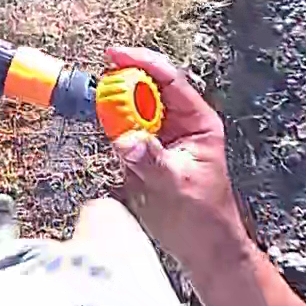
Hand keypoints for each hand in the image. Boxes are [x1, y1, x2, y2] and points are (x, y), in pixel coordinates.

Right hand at [106, 46, 250, 275]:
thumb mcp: (178, 187)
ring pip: (134, 107)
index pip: (169, 79)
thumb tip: (127, 140)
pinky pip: (125, 129)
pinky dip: (112, 126)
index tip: (115, 55)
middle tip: (101, 86)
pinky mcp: (146, 150)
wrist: (204, 250)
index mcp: (197, 120)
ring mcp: (162, 135)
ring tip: (100, 107)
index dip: (142, 62)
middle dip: (124, 82)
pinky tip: (106, 128)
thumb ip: (152, 162)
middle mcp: (179, 121)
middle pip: (148, 88)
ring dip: (116, 105)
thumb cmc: (203, 218)